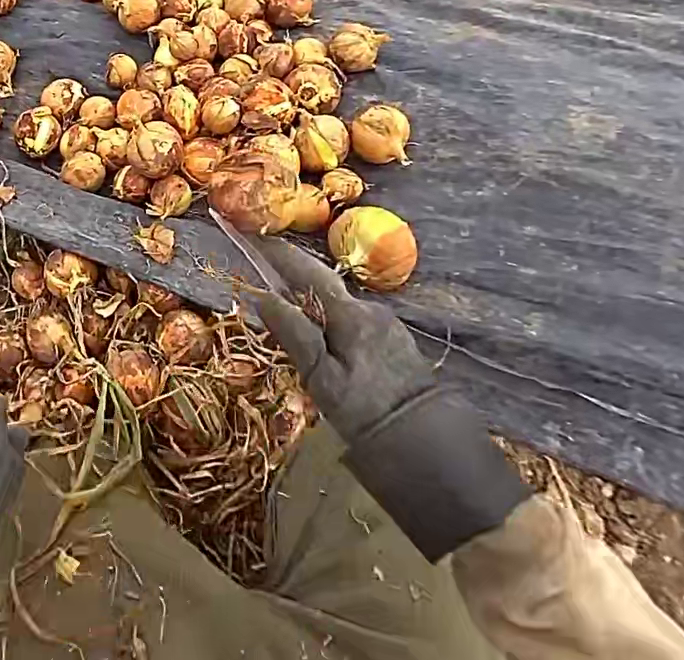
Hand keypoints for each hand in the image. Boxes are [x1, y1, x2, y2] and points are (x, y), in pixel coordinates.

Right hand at [246, 234, 532, 559]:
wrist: (429, 448)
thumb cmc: (367, 415)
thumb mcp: (321, 379)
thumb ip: (294, 334)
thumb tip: (263, 296)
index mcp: (351, 315)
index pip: (308, 271)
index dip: (279, 253)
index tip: (254, 235)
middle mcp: (370, 310)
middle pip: (322, 285)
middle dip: (292, 276)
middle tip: (261, 273)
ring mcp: (385, 325)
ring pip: (337, 305)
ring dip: (310, 303)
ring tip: (285, 314)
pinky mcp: (392, 342)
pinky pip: (350, 321)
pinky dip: (328, 321)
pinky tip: (320, 340)